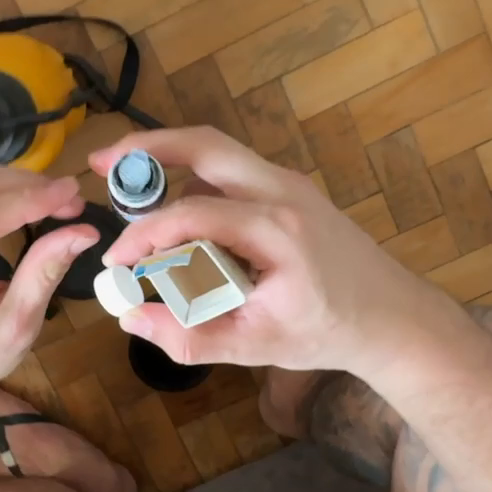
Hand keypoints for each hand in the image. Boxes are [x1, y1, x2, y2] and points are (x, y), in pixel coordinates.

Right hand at [89, 127, 473, 381]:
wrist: (391, 315)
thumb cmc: (328, 331)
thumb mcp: (257, 346)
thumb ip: (191, 336)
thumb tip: (131, 318)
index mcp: (277, 229)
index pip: (193, 214)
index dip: (144, 236)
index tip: (115, 263)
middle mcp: (282, 190)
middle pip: (204, 145)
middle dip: (146, 148)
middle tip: (100, 162)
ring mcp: (288, 182)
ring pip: (217, 150)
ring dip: (167, 154)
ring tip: (124, 174)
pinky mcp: (288, 187)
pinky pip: (231, 168)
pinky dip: (192, 171)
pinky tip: (170, 198)